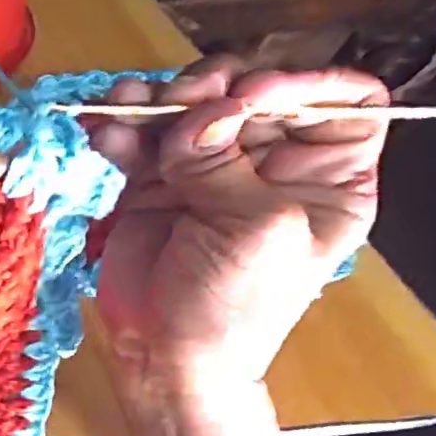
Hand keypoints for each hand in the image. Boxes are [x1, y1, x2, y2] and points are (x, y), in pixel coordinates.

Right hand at [89, 58, 390, 389]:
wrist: (164, 350)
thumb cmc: (234, 301)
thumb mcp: (254, 229)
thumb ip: (226, 166)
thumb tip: (202, 111)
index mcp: (323, 175)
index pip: (335, 102)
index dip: (299, 85)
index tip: (250, 94)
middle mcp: (263, 165)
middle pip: (246, 97)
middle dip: (211, 89)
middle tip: (178, 97)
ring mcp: (199, 174)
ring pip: (183, 115)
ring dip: (153, 103)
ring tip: (125, 103)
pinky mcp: (146, 188)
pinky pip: (133, 146)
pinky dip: (116, 133)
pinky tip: (101, 130)